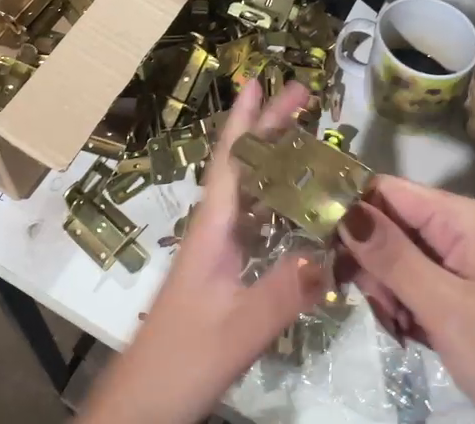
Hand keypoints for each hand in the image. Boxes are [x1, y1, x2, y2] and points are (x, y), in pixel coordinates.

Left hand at [77, 82, 325, 423]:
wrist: (143, 401)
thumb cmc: (181, 359)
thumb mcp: (235, 330)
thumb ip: (280, 294)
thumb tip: (331, 252)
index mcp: (211, 230)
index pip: (230, 162)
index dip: (246, 121)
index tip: (261, 82)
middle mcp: (213, 231)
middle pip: (243, 167)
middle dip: (269, 128)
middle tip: (302, 95)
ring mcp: (216, 253)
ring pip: (249, 193)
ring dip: (275, 161)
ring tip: (307, 137)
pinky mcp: (223, 276)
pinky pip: (255, 225)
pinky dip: (279, 204)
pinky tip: (300, 210)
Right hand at [338, 175, 474, 423]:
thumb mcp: (444, 306)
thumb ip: (392, 256)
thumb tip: (341, 208)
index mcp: (457, 216)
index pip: (384, 189)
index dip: (350, 211)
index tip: (325, 250)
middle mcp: (454, 226)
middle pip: (384, 222)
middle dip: (370, 262)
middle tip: (382, 306)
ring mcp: (454, 258)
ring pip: (390, 255)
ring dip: (384, 290)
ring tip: (402, 326)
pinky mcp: (453, 288)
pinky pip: (407, 281)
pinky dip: (399, 305)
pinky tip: (410, 332)